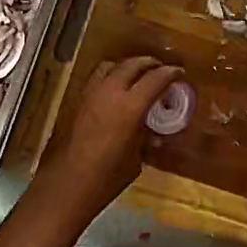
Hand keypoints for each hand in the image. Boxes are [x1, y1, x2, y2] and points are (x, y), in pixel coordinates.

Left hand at [28, 56, 181, 230]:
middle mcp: (110, 91)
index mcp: (130, 106)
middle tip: (160, 69)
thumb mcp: (135, 158)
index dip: (170, 73)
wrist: (67, 183)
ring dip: (127, 66)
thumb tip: (153, 134)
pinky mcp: (77, 100)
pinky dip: (110, 75)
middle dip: (149, 64)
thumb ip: (144, 138)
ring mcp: (90, 93)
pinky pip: (96, 77)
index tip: (179, 73)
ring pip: (112, 66)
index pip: (155, 79)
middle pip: (133, 65)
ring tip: (137, 75)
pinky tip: (114, 88)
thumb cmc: (106, 177)